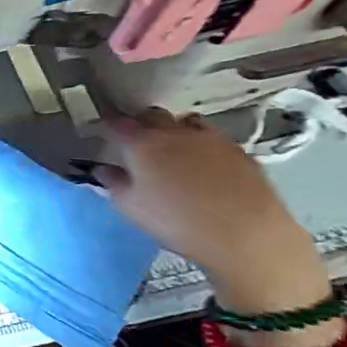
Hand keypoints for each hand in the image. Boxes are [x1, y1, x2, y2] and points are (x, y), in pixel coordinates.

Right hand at [95, 108, 331, 317]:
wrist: (243, 231)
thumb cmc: (177, 222)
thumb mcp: (133, 209)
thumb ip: (114, 184)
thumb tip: (103, 169)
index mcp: (143, 144)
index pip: (118, 123)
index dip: (108, 123)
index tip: (103, 128)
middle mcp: (174, 131)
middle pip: (152, 114)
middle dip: (140, 122)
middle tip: (134, 138)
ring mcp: (208, 137)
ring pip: (183, 121)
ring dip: (172, 129)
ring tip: (170, 148)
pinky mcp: (235, 148)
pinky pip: (210, 137)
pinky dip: (199, 144)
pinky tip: (202, 165)